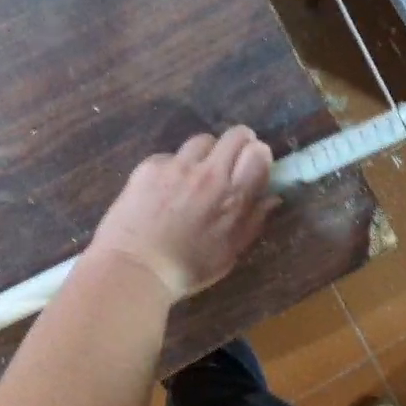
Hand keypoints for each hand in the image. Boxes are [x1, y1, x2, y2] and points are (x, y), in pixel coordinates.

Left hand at [89, 126, 278, 301]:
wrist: (133, 269)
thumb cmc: (187, 270)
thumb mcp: (229, 254)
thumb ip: (253, 221)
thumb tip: (272, 198)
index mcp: (233, 197)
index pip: (258, 152)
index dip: (259, 155)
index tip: (253, 166)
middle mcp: (209, 174)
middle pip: (235, 135)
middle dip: (239, 143)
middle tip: (231, 161)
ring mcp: (178, 166)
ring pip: (202, 141)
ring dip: (205, 154)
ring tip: (195, 175)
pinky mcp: (150, 166)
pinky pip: (170, 156)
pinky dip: (173, 167)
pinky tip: (163, 189)